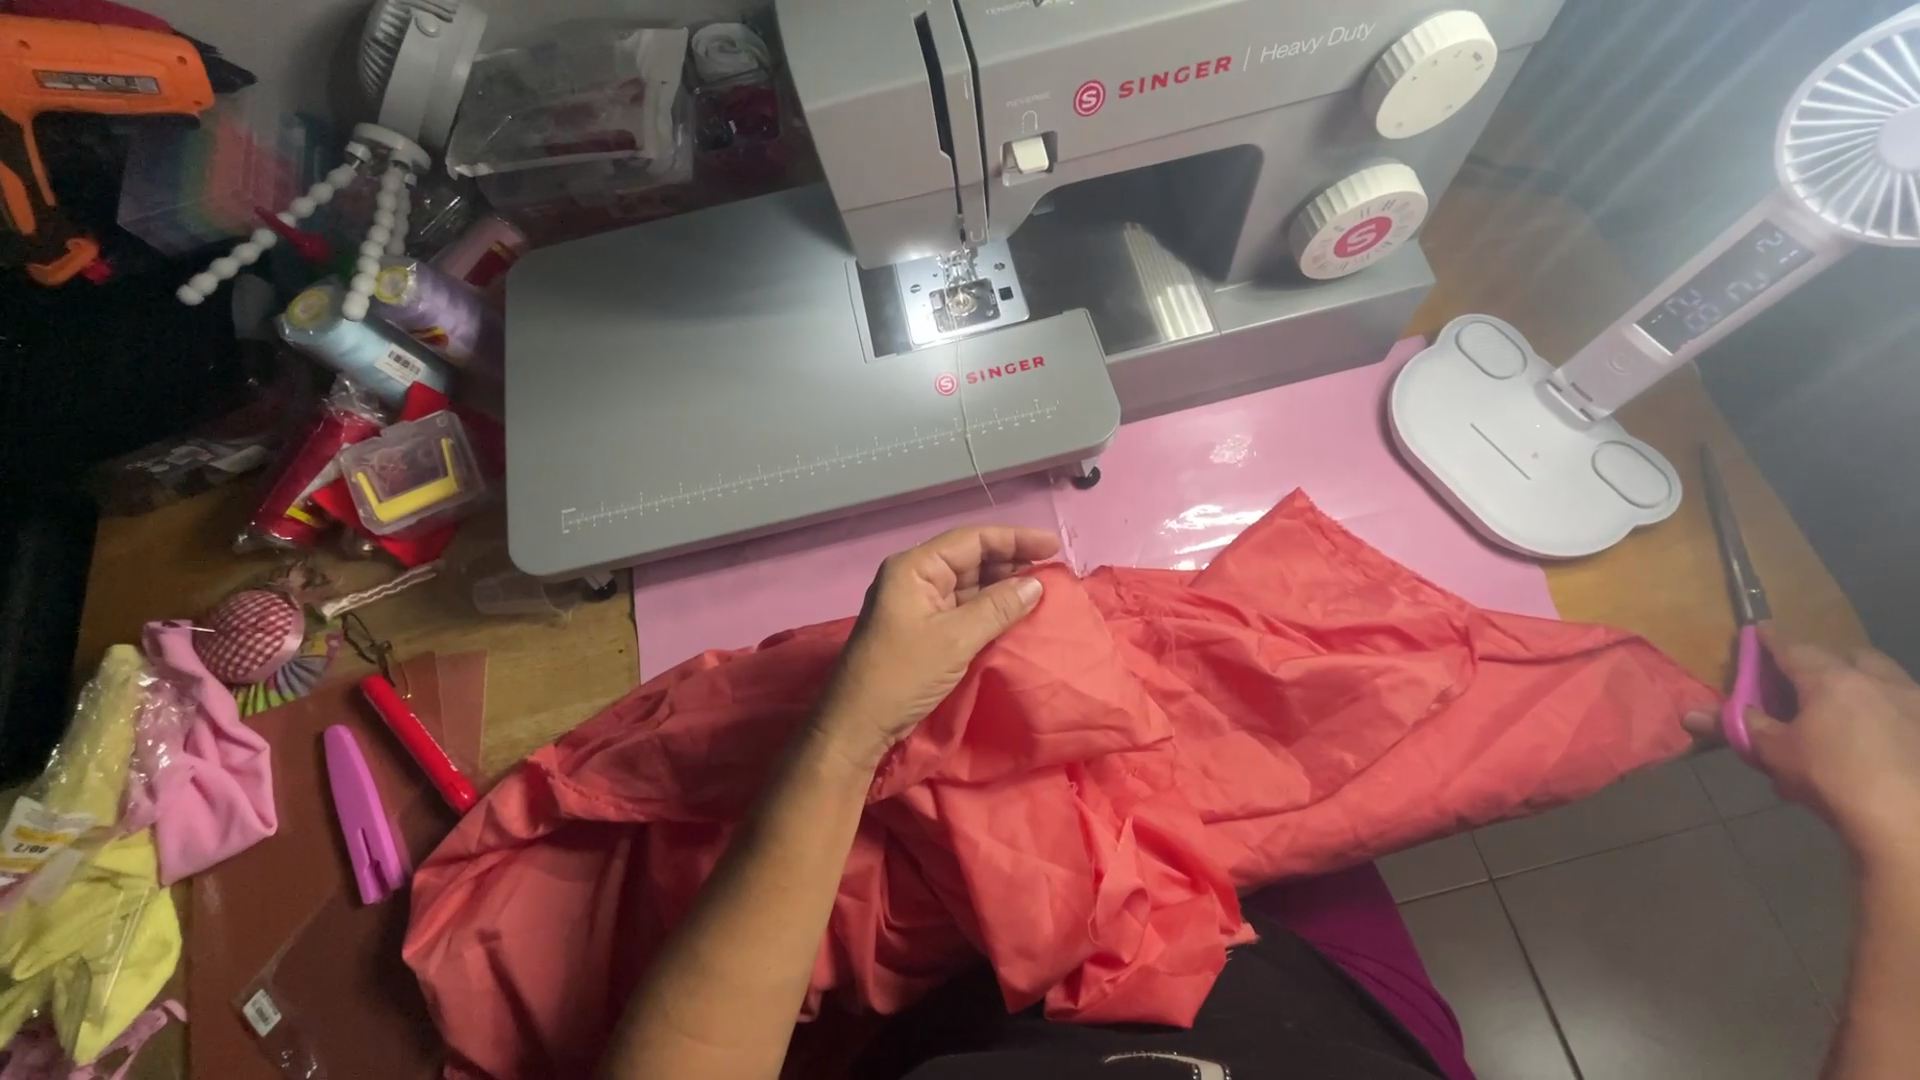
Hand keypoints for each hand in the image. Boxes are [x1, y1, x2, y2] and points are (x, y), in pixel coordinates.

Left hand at [811, 526, 1060, 770]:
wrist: (857, 723)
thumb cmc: (902, 675)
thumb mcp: (956, 639)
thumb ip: (998, 607)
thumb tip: (1036, 584)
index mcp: (914, 568)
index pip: (971, 539)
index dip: (1014, 539)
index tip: (1053, 547)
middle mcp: (914, 577)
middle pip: (969, 557)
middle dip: (1010, 561)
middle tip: (1052, 571)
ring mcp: (916, 602)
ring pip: (967, 582)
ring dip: (1001, 585)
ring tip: (1040, 589)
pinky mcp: (921, 627)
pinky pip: (961, 606)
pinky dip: (988, 606)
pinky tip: (1014, 611)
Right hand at [1687, 627, 1919, 870]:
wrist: (1910, 823)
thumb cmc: (1832, 777)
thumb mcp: (1773, 750)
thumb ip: (1737, 725)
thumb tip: (1688, 714)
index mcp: (1833, 681)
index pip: (1795, 648)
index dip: (1773, 638)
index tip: (1760, 629)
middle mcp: (1883, 684)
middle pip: (1855, 656)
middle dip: (1832, 659)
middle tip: (1809, 675)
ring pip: (1893, 680)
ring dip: (1870, 684)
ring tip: (1852, 705)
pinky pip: (1913, 709)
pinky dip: (1897, 712)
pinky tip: (1887, 735)